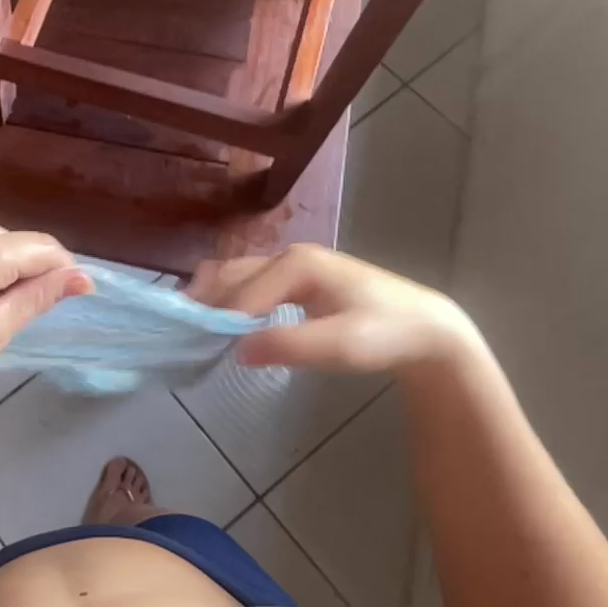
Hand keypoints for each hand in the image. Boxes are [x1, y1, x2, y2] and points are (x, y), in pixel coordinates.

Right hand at [183, 245, 482, 373]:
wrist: (428, 330)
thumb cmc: (386, 335)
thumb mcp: (341, 346)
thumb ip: (290, 345)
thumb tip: (237, 350)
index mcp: (298, 264)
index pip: (243, 292)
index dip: (218, 319)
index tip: (193, 344)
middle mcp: (290, 256)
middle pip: (231, 273)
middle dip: (203, 299)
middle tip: (179, 331)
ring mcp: (293, 265)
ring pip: (237, 274)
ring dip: (213, 297)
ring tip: (191, 326)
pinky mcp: (297, 280)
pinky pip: (250, 282)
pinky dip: (229, 298)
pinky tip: (222, 321)